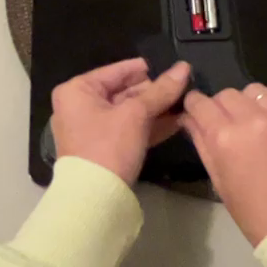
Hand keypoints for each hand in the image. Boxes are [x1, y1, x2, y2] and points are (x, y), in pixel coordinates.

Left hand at [51, 58, 191, 185]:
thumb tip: (184, 67)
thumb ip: (161, 91)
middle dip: (156, 92)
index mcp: (78, 90)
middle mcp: (81, 106)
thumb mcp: (136, 115)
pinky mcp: (106, 148)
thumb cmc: (108, 146)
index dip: (148, 69)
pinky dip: (151, 126)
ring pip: (130, 112)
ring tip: (187, 101)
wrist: (95, 200)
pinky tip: (179, 121)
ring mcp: (93, 129)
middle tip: (187, 85)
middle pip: (125, 91)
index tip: (175, 66)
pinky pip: (130, 129)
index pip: (118, 70)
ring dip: (158, 109)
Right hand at [182, 83, 266, 246]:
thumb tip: (190, 118)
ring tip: (260, 126)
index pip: (200, 103)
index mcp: (225, 137)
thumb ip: (202, 143)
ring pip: (257, 92)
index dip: (196, 106)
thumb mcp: (220, 183)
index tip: (199, 112)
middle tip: (232, 125)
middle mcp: (254, 118)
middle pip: (228, 94)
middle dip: (224, 107)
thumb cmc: (257, 216)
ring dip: (252, 105)